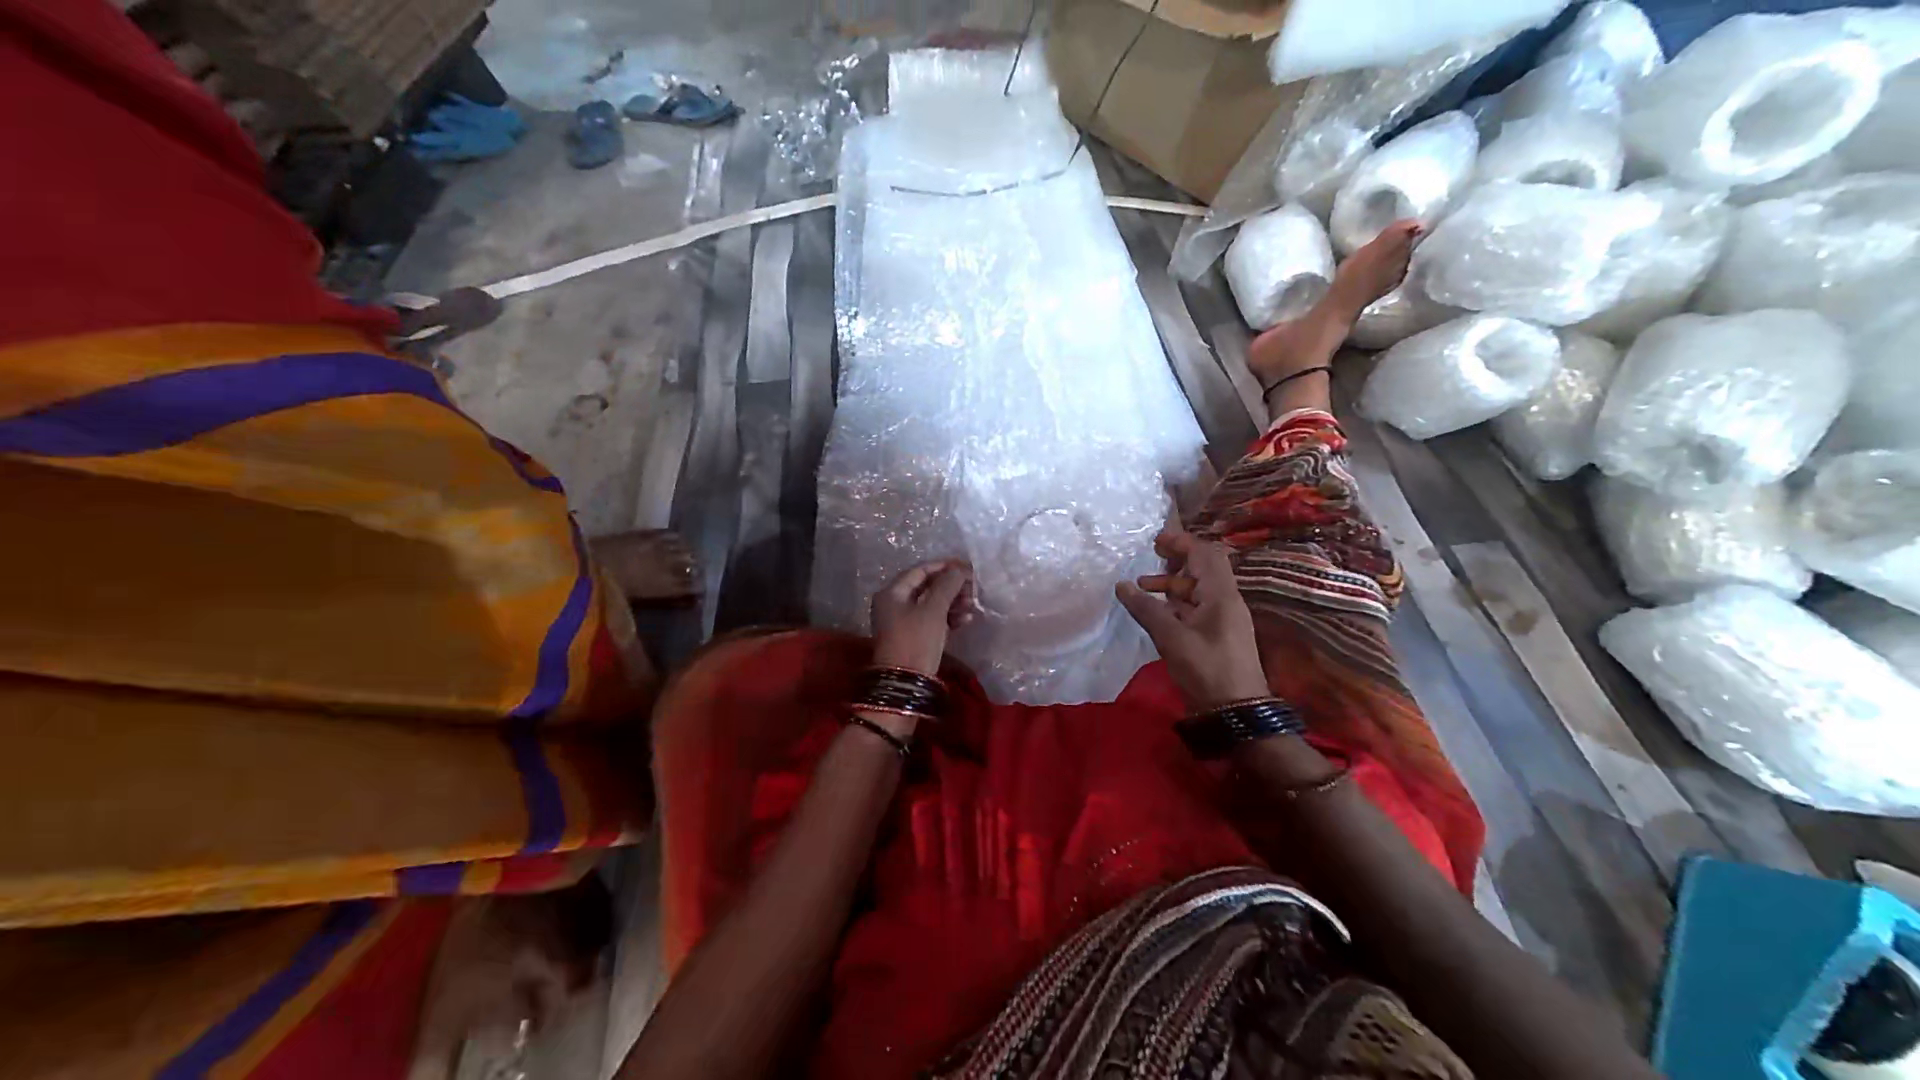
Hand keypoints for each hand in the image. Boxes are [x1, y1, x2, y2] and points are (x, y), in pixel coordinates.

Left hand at [870, 559, 974, 676]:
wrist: (906, 682)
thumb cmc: (917, 640)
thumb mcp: (933, 610)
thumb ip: (947, 585)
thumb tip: (958, 569)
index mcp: (892, 593)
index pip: (920, 570)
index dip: (944, 566)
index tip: (967, 567)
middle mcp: (893, 604)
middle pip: (926, 587)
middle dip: (951, 586)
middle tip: (972, 588)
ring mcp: (902, 622)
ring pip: (931, 604)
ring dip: (953, 602)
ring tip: (972, 604)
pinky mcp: (912, 638)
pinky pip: (932, 620)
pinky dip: (948, 618)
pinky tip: (966, 620)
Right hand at [1116, 528, 1270, 711]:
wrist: (1236, 711)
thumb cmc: (1206, 670)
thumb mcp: (1171, 638)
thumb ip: (1146, 609)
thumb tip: (1122, 585)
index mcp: (1221, 595)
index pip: (1205, 554)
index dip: (1181, 542)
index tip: (1156, 541)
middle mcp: (1226, 600)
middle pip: (1204, 568)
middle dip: (1177, 560)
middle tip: (1151, 557)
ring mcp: (1224, 618)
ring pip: (1199, 588)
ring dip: (1173, 583)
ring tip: (1143, 587)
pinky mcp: (1218, 634)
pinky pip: (1197, 607)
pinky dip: (1177, 602)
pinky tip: (1158, 610)